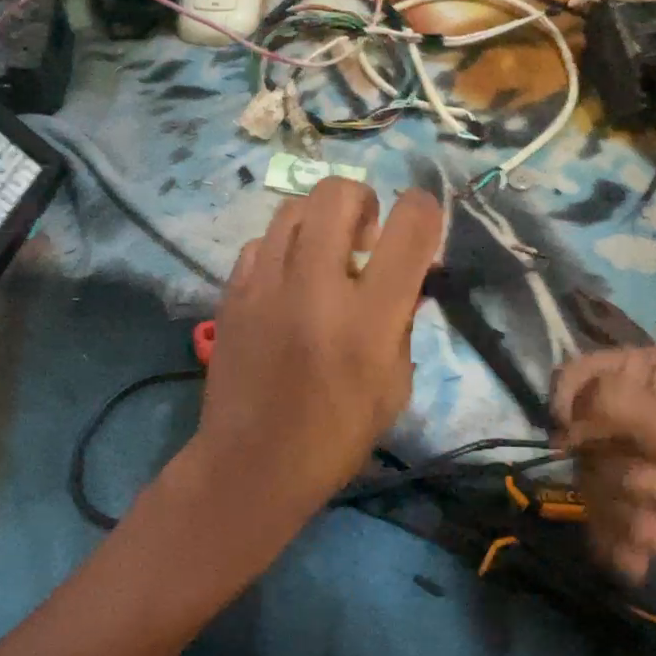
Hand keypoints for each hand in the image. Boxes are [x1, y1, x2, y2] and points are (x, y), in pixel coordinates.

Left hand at [175, 178, 442, 573]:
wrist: (253, 463)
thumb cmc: (336, 436)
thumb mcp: (395, 386)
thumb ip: (401, 322)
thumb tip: (406, 277)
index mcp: (369, 319)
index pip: (410, 225)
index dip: (424, 210)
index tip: (419, 226)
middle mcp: (316, 288)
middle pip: (339, 192)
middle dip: (363, 200)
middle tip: (364, 237)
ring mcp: (266, 286)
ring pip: (293, 208)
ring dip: (320, 223)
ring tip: (323, 258)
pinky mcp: (232, 293)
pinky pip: (260, 243)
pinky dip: (282, 252)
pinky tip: (287, 284)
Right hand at [552, 346, 655, 593]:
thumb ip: (612, 404)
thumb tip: (562, 414)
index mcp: (652, 377)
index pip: (580, 375)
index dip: (569, 406)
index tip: (572, 440)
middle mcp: (641, 415)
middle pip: (582, 441)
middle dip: (615, 478)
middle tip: (655, 490)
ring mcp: (642, 465)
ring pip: (592, 486)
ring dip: (622, 516)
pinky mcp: (645, 511)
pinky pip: (604, 521)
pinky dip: (621, 543)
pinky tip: (643, 563)